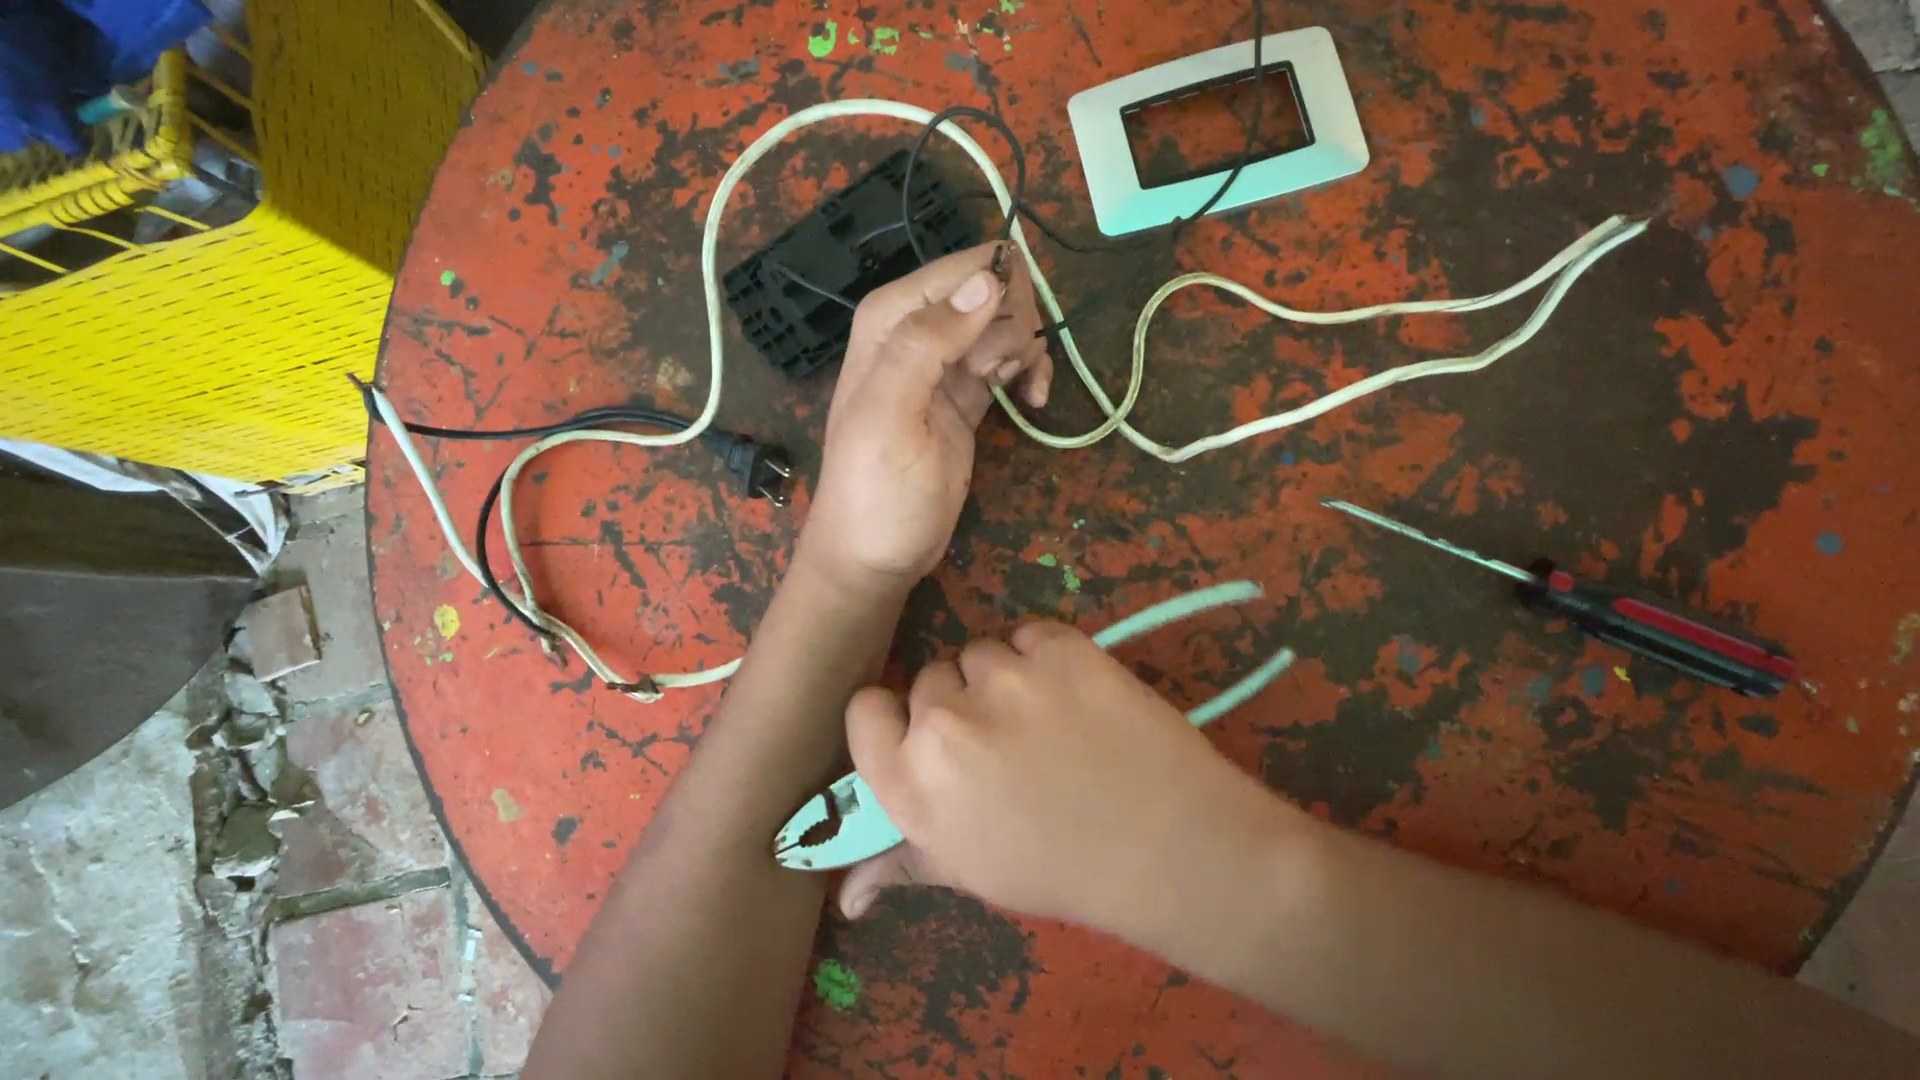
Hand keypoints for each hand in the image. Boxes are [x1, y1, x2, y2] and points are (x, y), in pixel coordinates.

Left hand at [799, 243, 1048, 589]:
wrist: (875, 554)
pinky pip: (1012, 360)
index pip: (966, 269)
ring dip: (1027, 352)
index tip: (1003, 351)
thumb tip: (988, 280)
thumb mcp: (892, 413)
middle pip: (995, 290)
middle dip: (1015, 327)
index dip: (1001, 298)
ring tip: (1018, 392)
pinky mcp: (968, 394)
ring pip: (1008, 324)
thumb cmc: (877, 489)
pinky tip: (1032, 402)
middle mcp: (919, 329)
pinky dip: (1030, 373)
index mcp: (891, 318)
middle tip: (1002, 376)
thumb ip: (929, 341)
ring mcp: (946, 363)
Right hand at [836, 621, 1295, 938]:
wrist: (1170, 846)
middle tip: (1006, 739)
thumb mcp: (972, 872)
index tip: (925, 730)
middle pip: (929, 679)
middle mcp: (945, 724)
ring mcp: (1004, 679)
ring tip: (1048, 718)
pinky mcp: (1059, 647)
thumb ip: (904, 864)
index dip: (894, 717)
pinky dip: (1046, 656)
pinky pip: (1029, 634)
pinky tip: (1076, 696)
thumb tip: (847, 894)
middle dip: (959, 702)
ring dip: (1004, 677)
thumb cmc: (1063, 868)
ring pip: (981, 653)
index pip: (864, 711)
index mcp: (912, 786)